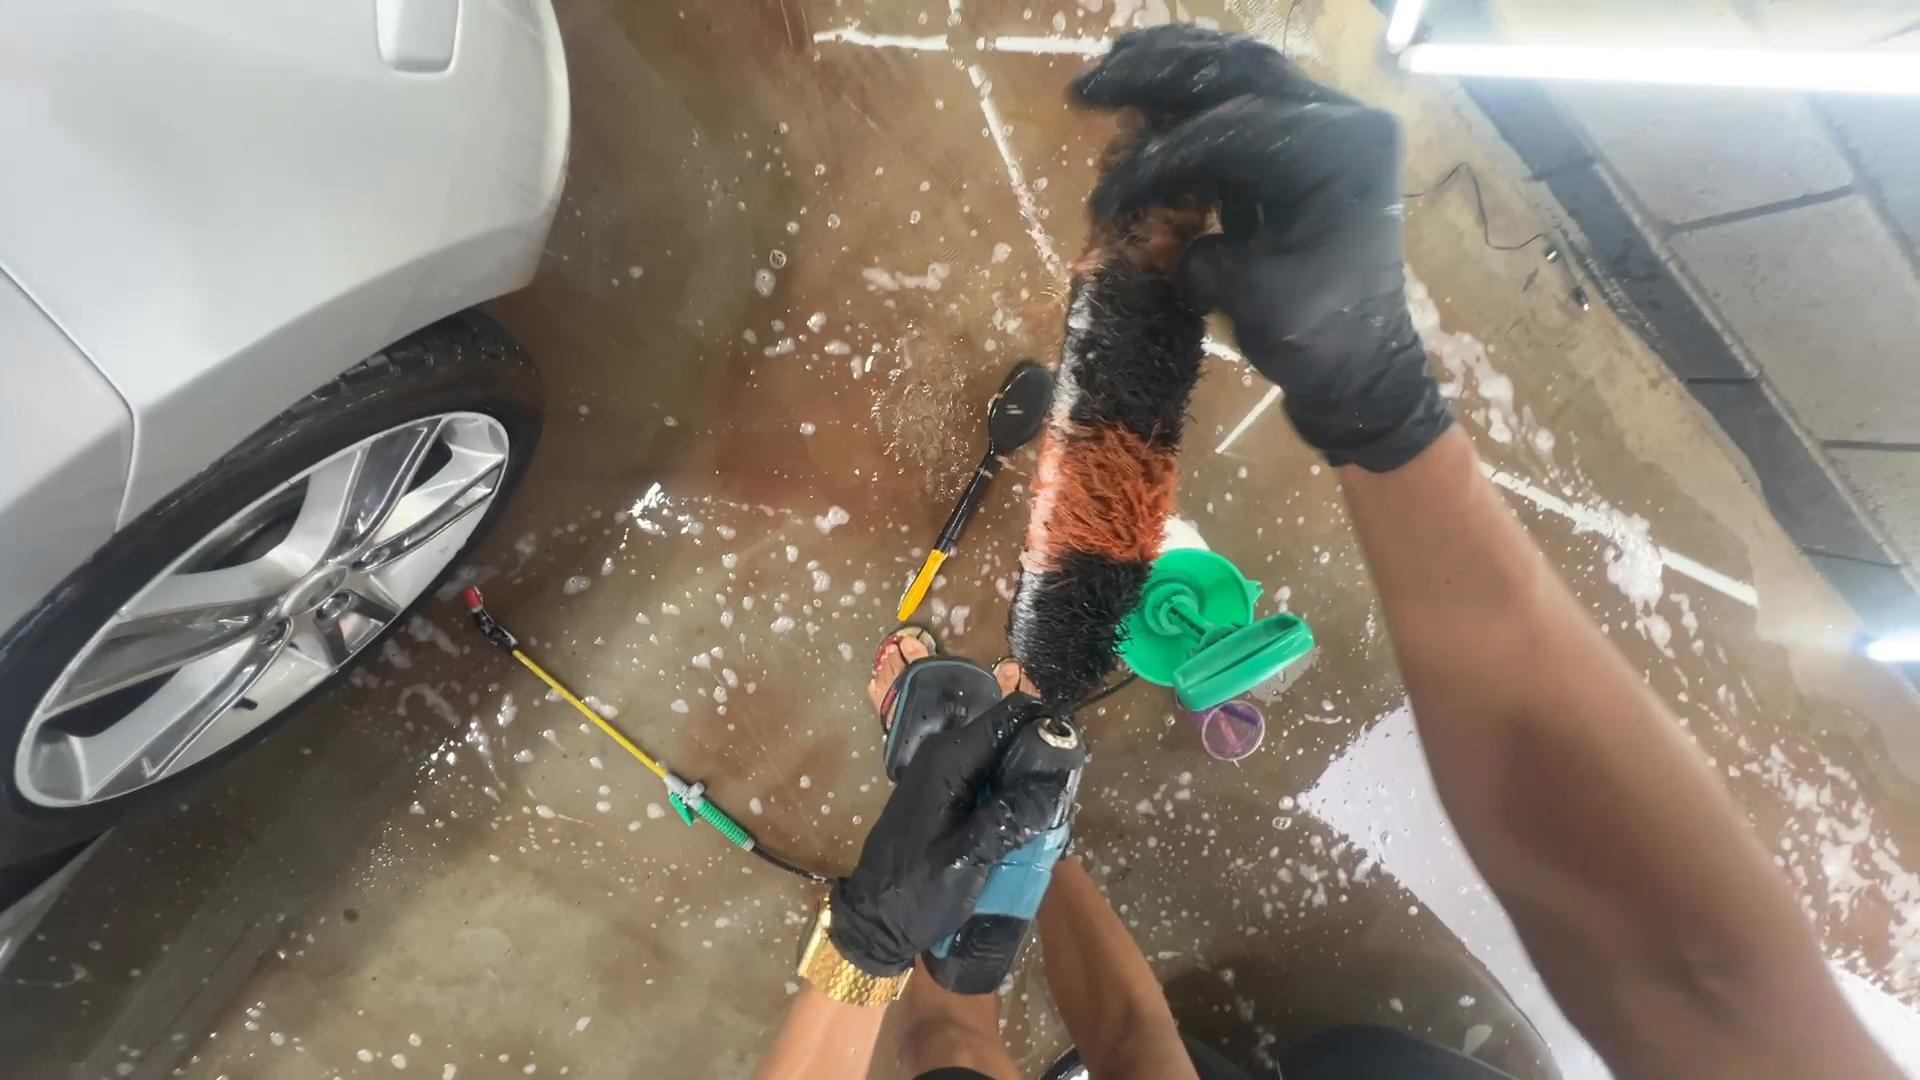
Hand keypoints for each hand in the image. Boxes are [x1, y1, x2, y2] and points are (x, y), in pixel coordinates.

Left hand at [830, 692, 1084, 975]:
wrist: (873, 920)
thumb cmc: (916, 889)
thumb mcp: (968, 858)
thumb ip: (1010, 818)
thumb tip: (1056, 783)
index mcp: (950, 757)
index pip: (1007, 716)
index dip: (1044, 725)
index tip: (1075, 753)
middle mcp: (946, 753)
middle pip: (1006, 734)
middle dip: (1039, 756)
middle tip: (1065, 792)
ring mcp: (943, 772)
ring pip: (999, 757)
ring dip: (1025, 778)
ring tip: (1050, 811)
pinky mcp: (945, 791)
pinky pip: (986, 778)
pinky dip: (1007, 793)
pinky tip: (1024, 823)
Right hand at [1072, 26, 1452, 471]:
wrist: (1358, 365)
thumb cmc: (1318, 338)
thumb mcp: (1255, 300)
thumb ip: (1207, 255)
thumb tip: (1169, 233)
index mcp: (1338, 152)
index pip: (1235, 130)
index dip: (1161, 159)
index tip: (1106, 196)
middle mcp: (1339, 122)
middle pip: (1240, 70)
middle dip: (1161, 71)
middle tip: (1093, 81)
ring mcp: (1323, 132)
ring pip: (1243, 74)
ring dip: (1175, 68)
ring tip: (1114, 66)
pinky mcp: (1300, 153)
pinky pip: (1243, 109)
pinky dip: (1194, 103)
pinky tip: (1152, 98)